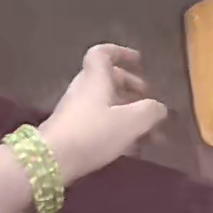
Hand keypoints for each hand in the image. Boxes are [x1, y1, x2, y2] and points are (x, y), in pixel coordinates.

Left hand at [38, 45, 167, 183]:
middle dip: (131, 88)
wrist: (53, 159)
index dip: (121, 53)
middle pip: (108, 80)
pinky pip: (99, 123)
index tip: (139, 61)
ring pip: (106, 104)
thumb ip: (150, 111)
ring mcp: (76, 111)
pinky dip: (117, 129)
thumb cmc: (93, 133)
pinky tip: (132, 148)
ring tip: (150, 132)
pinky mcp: (72, 131)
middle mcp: (84, 90)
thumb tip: (159, 108)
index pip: (102, 53)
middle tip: (150, 101)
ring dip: (128, 113)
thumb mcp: (131, 121)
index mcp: (96, 78)